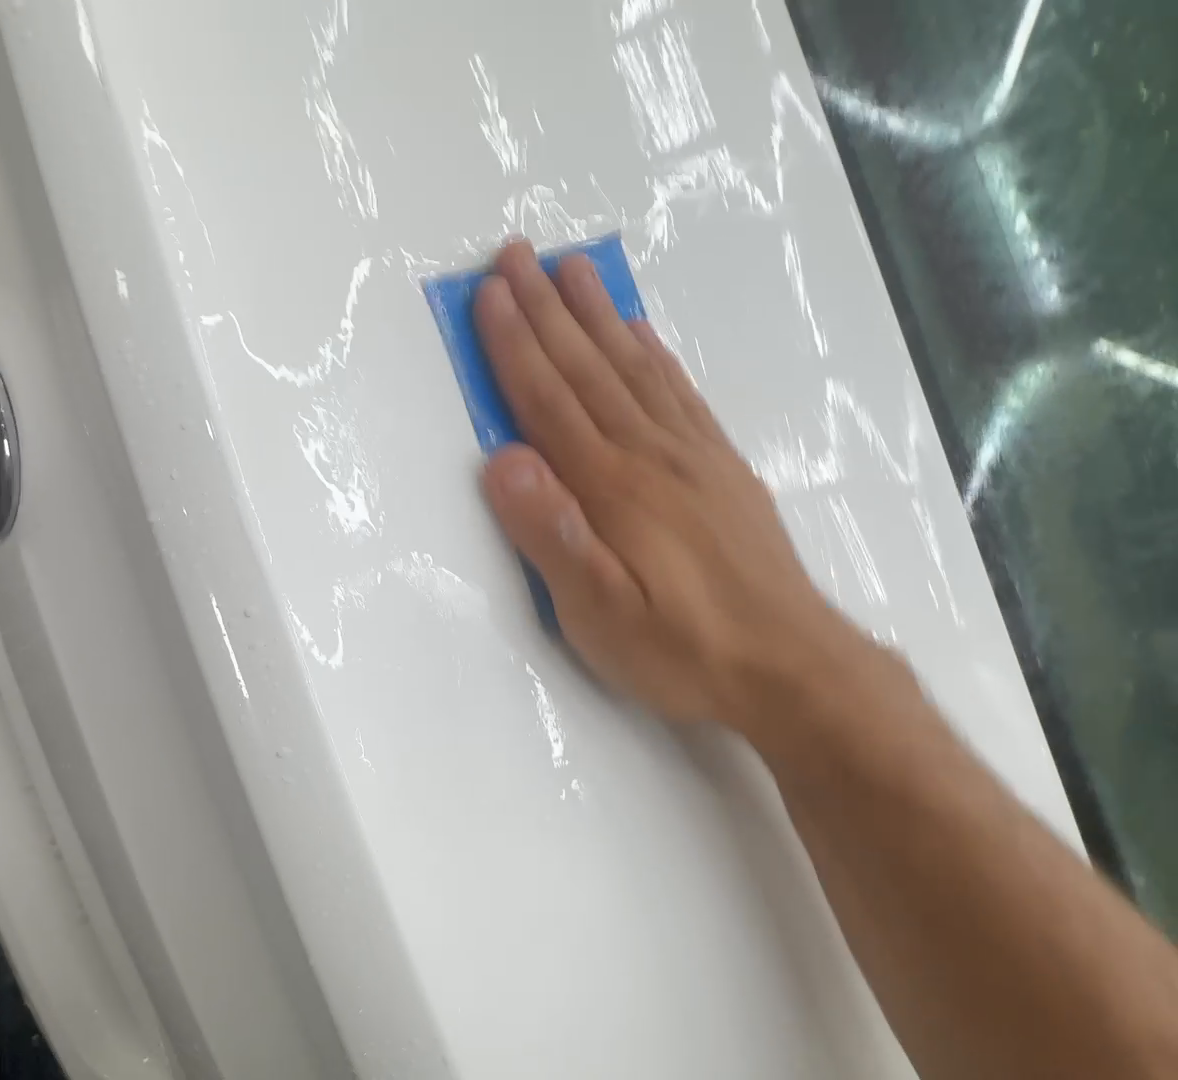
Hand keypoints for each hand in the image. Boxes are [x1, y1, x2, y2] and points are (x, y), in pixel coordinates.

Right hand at [475, 240, 875, 733]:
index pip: (548, 399)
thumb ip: (550, 533)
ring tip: (571, 268)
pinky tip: (639, 332)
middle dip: (545, 308)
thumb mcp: (597, 611)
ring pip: (631, 367)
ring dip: (595, 314)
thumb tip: (502, 458)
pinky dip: (651, 352)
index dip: (514, 343)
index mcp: (611, 485)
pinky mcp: (719, 468)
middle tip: (518, 252)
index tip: (489, 291)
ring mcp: (690, 456)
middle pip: (586, 367)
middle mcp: (649, 453)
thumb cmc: (680, 647)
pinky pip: (677, 392)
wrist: (793, 670)